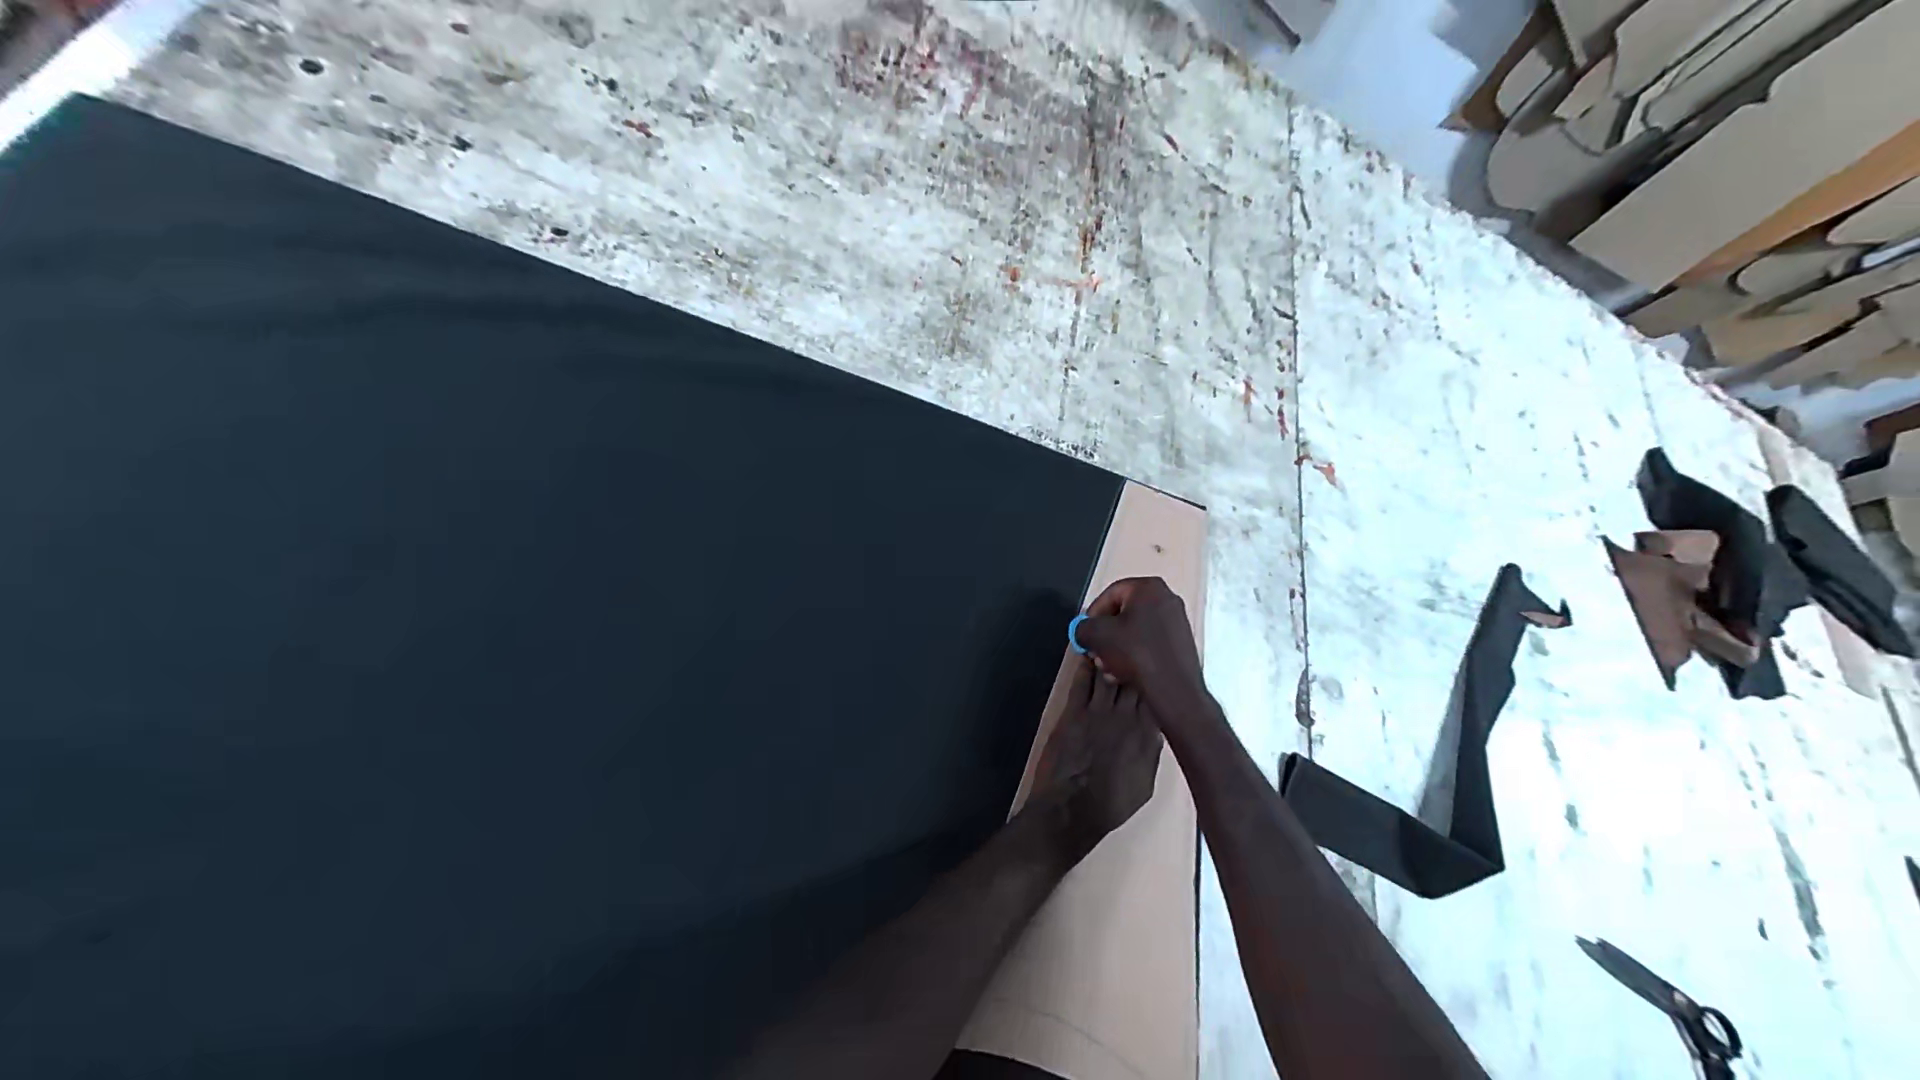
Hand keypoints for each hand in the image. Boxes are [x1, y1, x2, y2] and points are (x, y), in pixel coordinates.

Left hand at [1029, 656, 1163, 853]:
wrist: (1073, 808)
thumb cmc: (1112, 803)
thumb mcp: (1146, 782)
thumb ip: (1152, 751)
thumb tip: (1156, 729)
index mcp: (1147, 734)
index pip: (1158, 697)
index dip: (1161, 680)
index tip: (1162, 667)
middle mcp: (1126, 717)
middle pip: (1136, 681)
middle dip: (1139, 663)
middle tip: (1139, 645)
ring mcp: (1098, 711)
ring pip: (1110, 674)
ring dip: (1112, 656)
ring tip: (1114, 640)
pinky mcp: (1073, 712)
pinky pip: (1081, 682)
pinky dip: (1085, 666)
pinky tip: (1088, 652)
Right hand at [1073, 577, 1206, 712]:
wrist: (1173, 689)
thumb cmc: (1137, 654)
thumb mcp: (1096, 635)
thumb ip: (1082, 627)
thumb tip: (1082, 630)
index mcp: (1149, 588)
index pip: (1110, 593)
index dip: (1092, 613)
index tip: (1085, 630)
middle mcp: (1167, 599)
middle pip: (1123, 612)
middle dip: (1105, 634)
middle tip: (1095, 650)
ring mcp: (1177, 621)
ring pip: (1135, 630)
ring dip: (1117, 647)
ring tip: (1108, 666)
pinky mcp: (1182, 643)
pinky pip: (1150, 642)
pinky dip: (1134, 654)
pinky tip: (1124, 672)